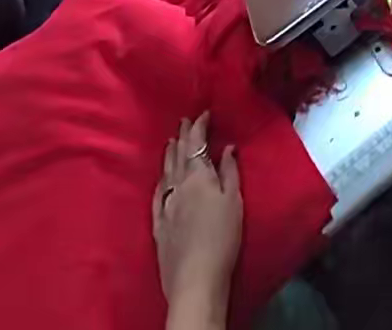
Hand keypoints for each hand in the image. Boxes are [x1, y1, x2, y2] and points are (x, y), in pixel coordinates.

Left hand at [153, 113, 241, 325]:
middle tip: (184, 120)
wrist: (196, 279)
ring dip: (170, 153)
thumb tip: (227, 147)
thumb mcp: (234, 201)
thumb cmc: (222, 237)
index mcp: (198, 175)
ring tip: (172, 140)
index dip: (199, 126)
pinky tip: (161, 177)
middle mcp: (178, 184)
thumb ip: (229, 171)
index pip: (196, 143)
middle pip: (179, 154)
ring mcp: (165, 204)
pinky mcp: (158, 225)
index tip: (203, 113)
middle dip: (183, 135)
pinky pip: (157, 194)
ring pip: (166, 171)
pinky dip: (160, 180)